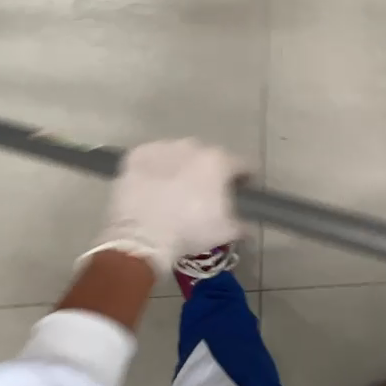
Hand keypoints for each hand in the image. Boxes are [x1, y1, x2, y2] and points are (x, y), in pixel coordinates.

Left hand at [94, 139, 243, 273]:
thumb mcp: (226, 232)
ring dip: (182, 168)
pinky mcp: (137, 155)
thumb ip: (243, 224)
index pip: (243, 164)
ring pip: (180, 155)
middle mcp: (193, 147)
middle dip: (210, 173)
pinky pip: (153, 158)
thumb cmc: (190, 231)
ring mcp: (163, 148)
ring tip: (176, 191)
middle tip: (205, 195)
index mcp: (219, 161)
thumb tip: (249, 226)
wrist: (141, 238)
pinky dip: (156, 169)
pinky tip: (153, 186)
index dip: (245, 179)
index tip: (241, 192)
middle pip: (209, 157)